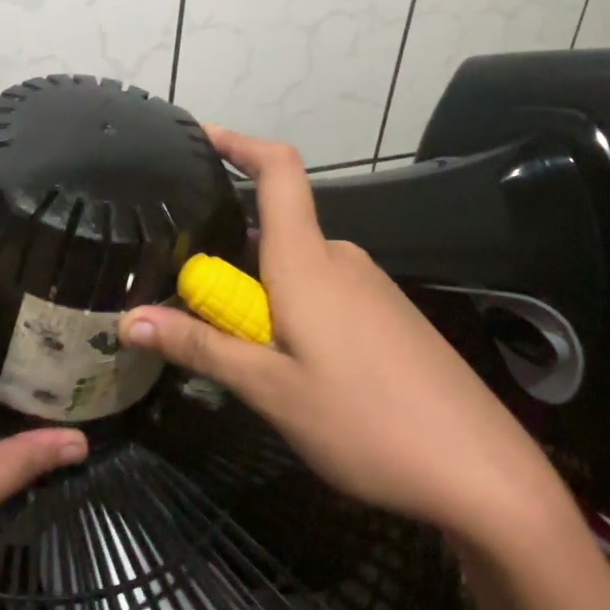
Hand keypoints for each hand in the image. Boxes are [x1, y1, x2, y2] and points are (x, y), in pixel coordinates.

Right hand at [119, 126, 609, 609]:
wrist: (480, 472)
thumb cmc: (364, 421)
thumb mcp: (270, 390)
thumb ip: (201, 346)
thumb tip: (129, 320)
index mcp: (307, 260)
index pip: (277, 170)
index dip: (239, 142)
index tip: (200, 137)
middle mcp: (341, 258)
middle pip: (273, 232)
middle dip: (230, 264)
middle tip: (195, 313)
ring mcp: (371, 286)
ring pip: (297, 271)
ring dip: (262, 299)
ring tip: (244, 360)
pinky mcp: (389, 316)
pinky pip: (326, 293)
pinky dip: (294, 313)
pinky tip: (297, 374)